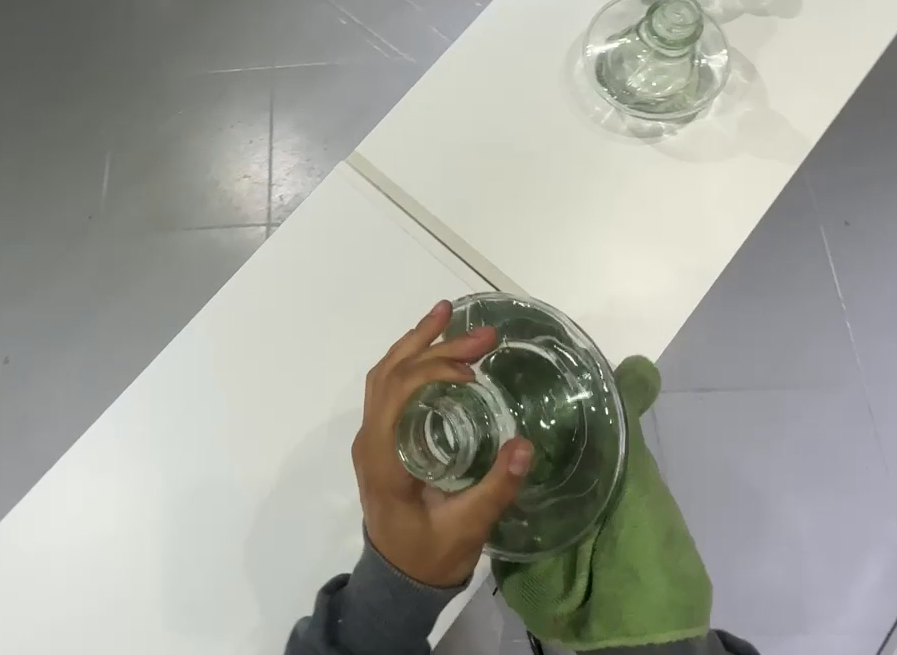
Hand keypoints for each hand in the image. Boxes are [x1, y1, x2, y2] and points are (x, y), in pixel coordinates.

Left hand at [352, 300, 534, 587]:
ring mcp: (371, 435)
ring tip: (448, 313)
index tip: (473, 371)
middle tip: (480, 331)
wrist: (398, 582)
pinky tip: (434, 348)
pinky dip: (410, 359)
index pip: (396, 393)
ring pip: (385, 373)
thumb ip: (495, 488)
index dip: (432, 370)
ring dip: (416, 341)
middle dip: (435, 345)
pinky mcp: (380, 436)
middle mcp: (370, 438)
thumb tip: (526, 445)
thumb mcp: (467, 528)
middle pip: (392, 374)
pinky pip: (388, 385)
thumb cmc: (429, 556)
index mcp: (383, 458)